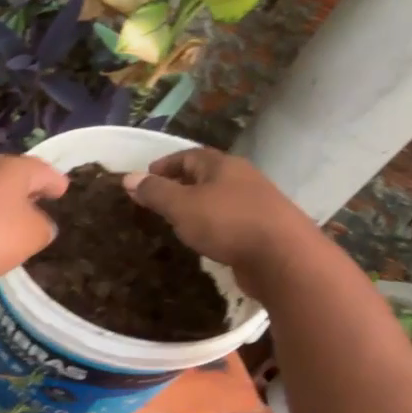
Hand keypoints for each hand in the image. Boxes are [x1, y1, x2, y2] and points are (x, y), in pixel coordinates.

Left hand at [0, 155, 69, 290]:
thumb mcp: (30, 237)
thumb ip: (42, 228)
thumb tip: (39, 223)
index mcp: (12, 168)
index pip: (42, 170)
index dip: (55, 181)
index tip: (63, 190)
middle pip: (10, 175)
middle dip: (25, 189)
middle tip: (37, 203)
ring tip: (7, 221)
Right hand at [124, 148, 322, 288]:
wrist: (283, 256)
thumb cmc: (227, 223)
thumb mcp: (182, 205)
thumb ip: (155, 192)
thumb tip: (128, 178)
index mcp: (222, 165)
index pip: (188, 155)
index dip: (164, 165)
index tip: (144, 179)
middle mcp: (241, 178)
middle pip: (205, 175)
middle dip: (179, 184)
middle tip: (155, 200)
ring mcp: (255, 203)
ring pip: (217, 197)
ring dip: (195, 205)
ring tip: (175, 221)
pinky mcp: (261, 227)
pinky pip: (228, 218)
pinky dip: (210, 223)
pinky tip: (202, 237)